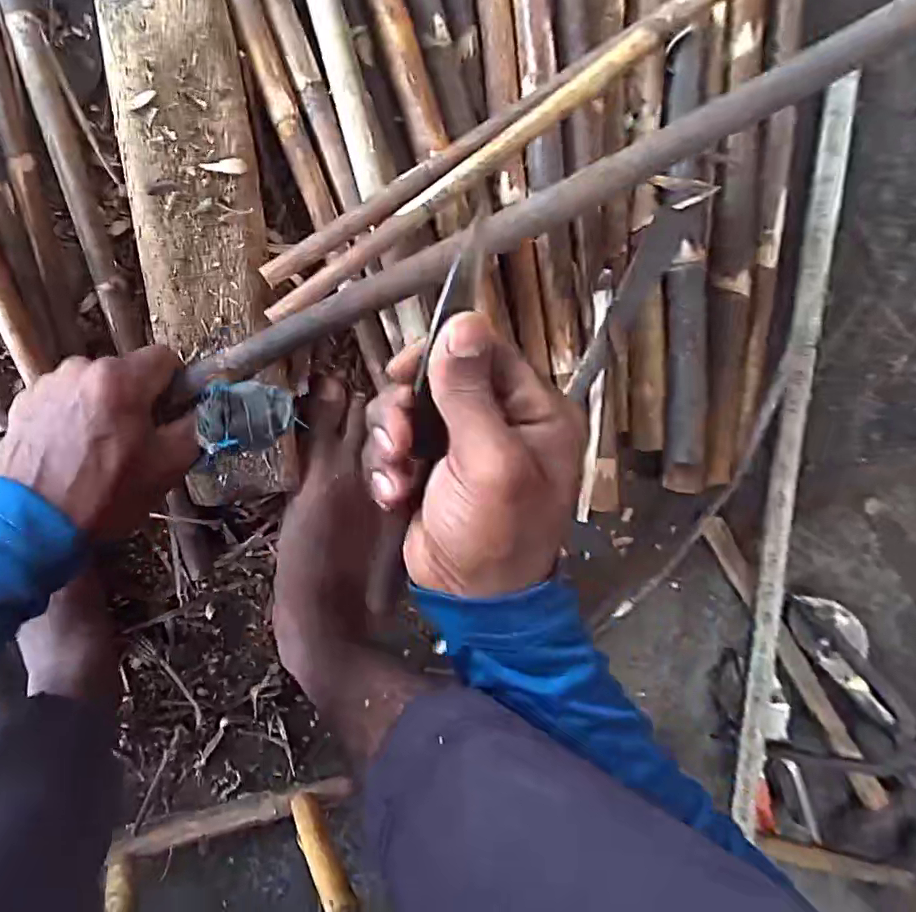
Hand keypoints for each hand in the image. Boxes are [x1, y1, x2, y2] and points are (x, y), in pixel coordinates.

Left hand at [0, 346, 199, 539]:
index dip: (173, 388)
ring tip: (92, 454)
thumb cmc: (101, 498)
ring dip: (99, 410)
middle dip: (133, 402)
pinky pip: (61, 400)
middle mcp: (80, 369)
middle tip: (130, 445)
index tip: (167, 416)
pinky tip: (66, 452)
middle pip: (124, 374)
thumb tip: (206, 406)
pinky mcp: (24, 401)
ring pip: (91, 387)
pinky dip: (68, 418)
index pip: (164, 359)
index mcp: (118, 378)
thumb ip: (196, 427)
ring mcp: (48, 383)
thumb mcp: (165, 467)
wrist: (30, 524)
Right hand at [367, 312, 585, 597]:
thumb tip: (464, 319)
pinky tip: (392, 493)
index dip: (439, 354)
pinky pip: (389, 444)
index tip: (401, 372)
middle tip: (397, 441)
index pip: (483, 352)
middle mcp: (493, 420)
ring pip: (402, 412)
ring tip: (394, 475)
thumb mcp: (487, 458)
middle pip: (430, 381)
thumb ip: (469, 391)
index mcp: (531, 411)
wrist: (470, 595)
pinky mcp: (423, 465)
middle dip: (402, 411)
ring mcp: (455, 444)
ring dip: (387, 443)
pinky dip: (384, 467)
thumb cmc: (496, 530)